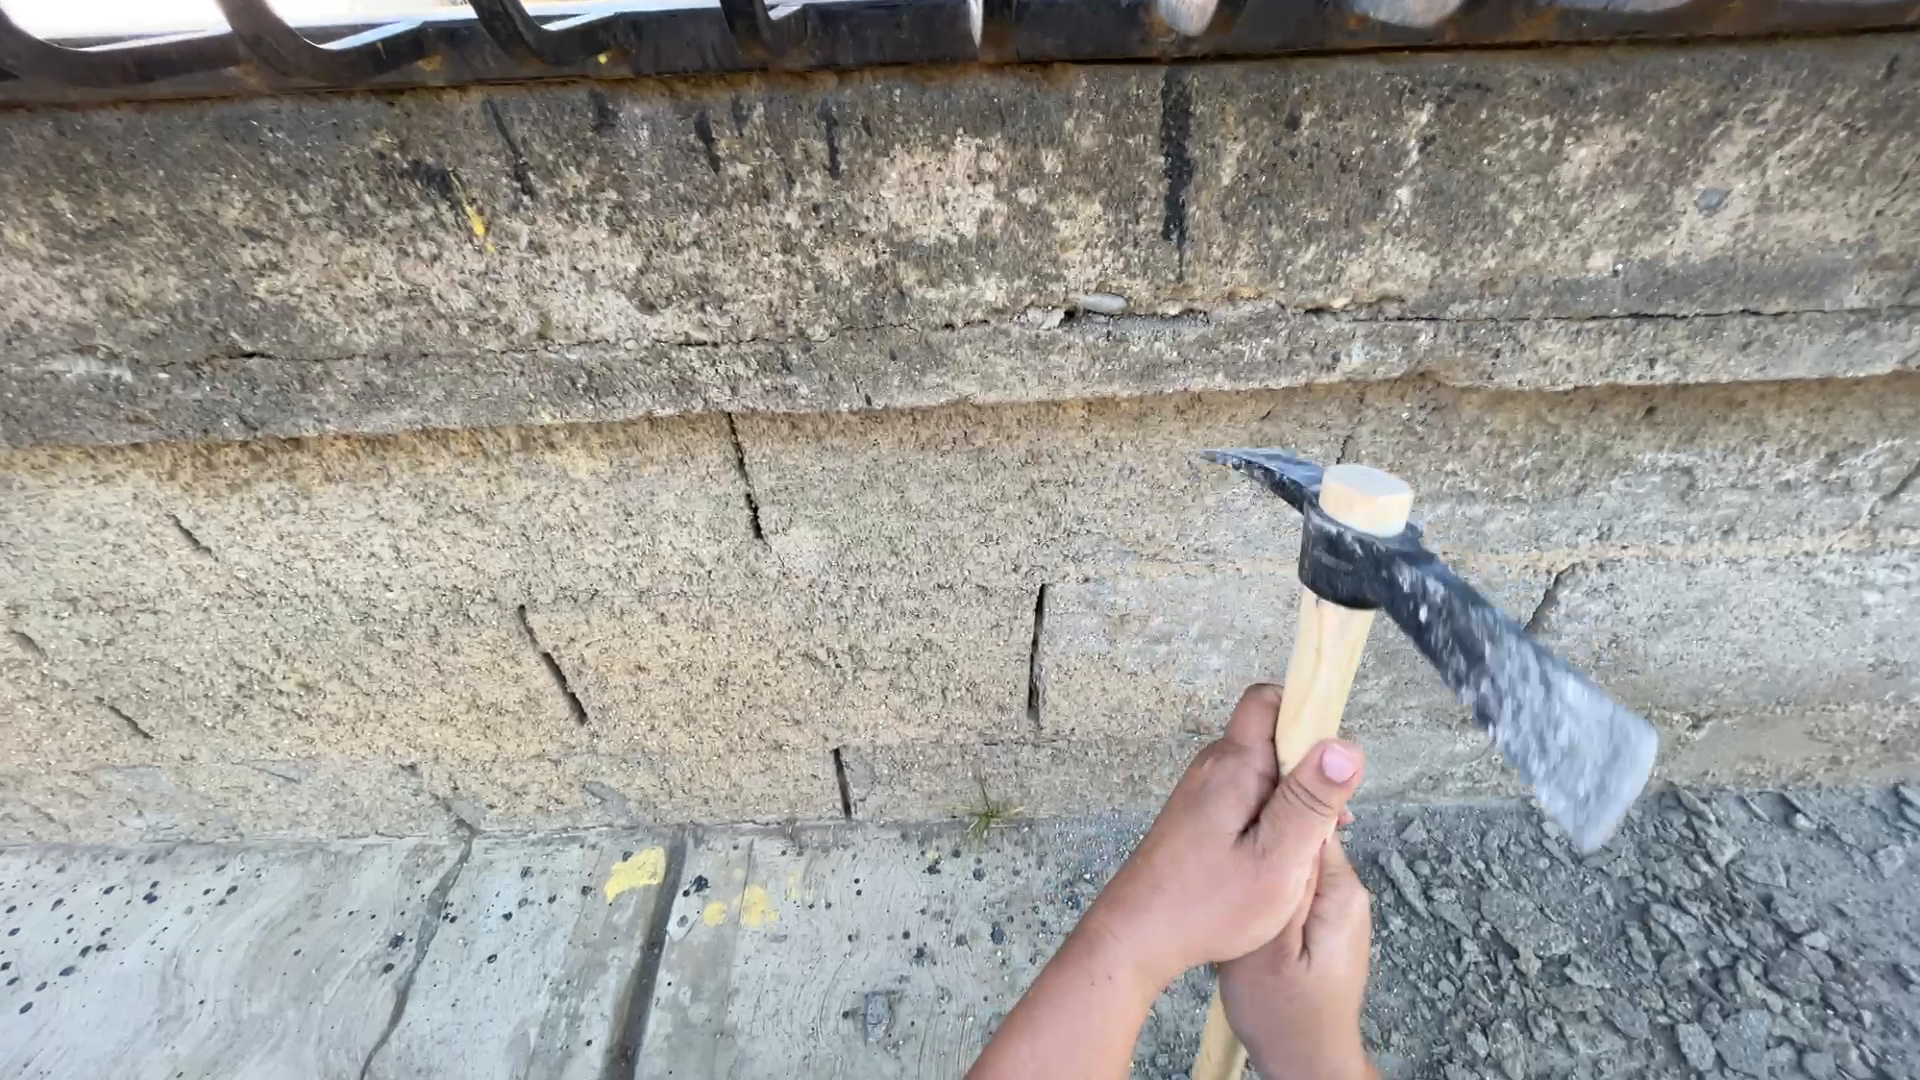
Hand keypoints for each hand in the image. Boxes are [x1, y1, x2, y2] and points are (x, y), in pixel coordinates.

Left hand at [1077, 683, 1366, 992]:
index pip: (1267, 700)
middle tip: (1328, 822)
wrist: (1142, 928)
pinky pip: (1247, 793)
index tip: (1335, 760)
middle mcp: (1214, 764)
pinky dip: (1273, 813)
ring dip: (1295, 797)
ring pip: (1263, 769)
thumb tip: (1345, 745)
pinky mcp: (1201, 811)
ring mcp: (1205, 787)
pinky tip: (1282, 855)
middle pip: (1272, 736)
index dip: (1306, 713)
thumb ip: (1310, 800)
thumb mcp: (1277, 857)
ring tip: (1308, 847)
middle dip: (1309, 768)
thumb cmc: (1209, 902)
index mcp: (1233, 764)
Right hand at [1219, 833, 1376, 1079]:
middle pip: (1296, 828)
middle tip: (1221, 850)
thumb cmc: (1280, 1010)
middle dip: (1257, 830)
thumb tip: (1296, 811)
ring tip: (1225, 870)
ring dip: (1257, 852)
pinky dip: (1261, 873)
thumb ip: (1283, 876)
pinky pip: (1288, 872)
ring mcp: (1332, 900)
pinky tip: (1239, 891)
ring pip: (1288, 849)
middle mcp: (1344, 887)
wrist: (1302, 1061)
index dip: (1265, 806)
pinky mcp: (1318, 912)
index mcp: (1338, 887)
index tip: (1229, 814)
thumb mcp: (1270, 941)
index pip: (1306, 815)